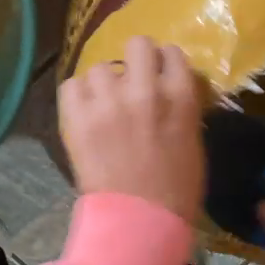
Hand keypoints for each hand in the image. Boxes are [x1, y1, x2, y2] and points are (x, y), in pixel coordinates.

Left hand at [59, 36, 203, 223]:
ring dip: (104, 83)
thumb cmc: (176, 190)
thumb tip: (168, 91)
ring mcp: (108, 101)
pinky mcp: (77, 117)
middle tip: (131, 81)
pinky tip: (85, 112)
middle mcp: (144, 89)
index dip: (162, 63)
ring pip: (101, 67)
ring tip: (105, 104)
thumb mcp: (193, 142)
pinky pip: (71, 85)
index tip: (158, 75)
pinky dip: (78, 96)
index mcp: (180, 96)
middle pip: (138, 44)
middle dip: (136, 59)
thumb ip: (181, 109)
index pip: (171, 53)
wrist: (138, 220)